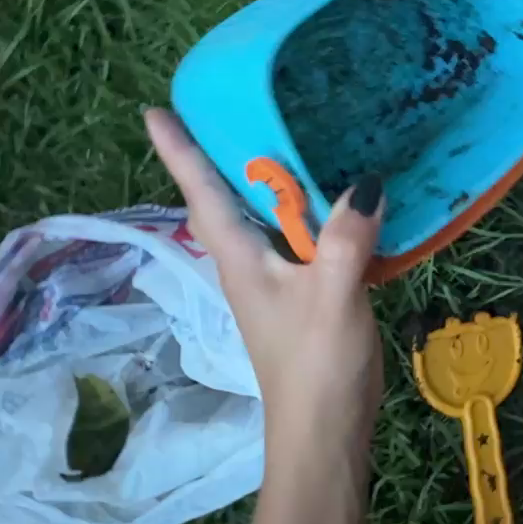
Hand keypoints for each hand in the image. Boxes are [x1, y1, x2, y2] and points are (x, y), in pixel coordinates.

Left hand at [144, 108, 382, 523]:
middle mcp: (253, 260)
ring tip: (292, 126)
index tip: (155, 111)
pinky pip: (308, 226)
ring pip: (271, 209)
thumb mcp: (332, 297)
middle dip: (226, 148)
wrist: (325, 425)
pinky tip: (346, 185)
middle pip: (233, 194)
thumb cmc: (315, 363)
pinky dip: (318, 198)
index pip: (204, 195)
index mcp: (242, 258)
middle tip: (240, 98)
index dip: (180, 152)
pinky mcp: (311, 283)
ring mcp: (281, 273)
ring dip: (274, 170)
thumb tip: (367, 180)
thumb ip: (345, 239)